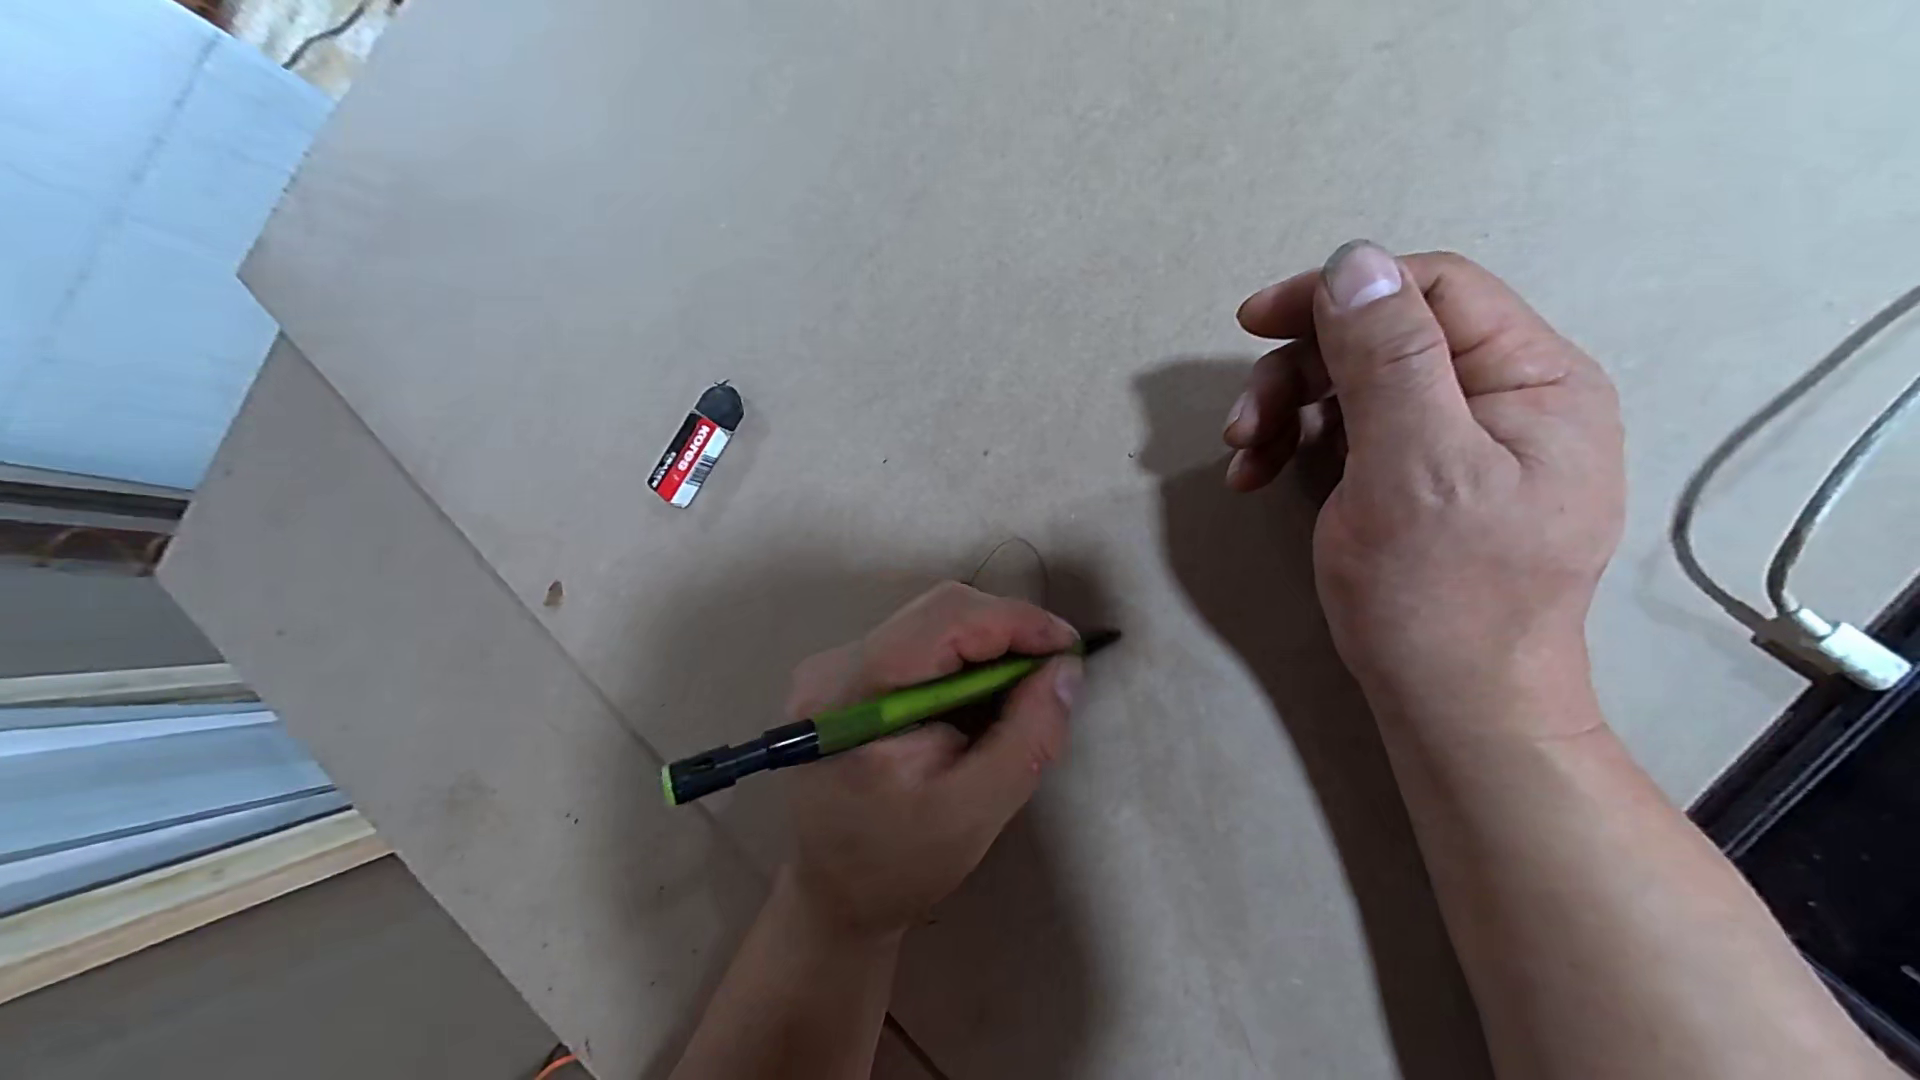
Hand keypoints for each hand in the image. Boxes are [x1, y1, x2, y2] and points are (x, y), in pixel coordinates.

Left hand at [780, 582, 1082, 937]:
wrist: (833, 892)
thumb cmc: (900, 864)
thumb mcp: (976, 812)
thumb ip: (1028, 737)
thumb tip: (1065, 668)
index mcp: (853, 698)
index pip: (943, 620)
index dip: (1015, 621)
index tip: (1069, 648)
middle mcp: (832, 666)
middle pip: (937, 612)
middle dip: (1005, 631)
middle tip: (1050, 671)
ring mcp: (832, 666)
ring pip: (930, 622)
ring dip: (986, 645)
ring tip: (1016, 689)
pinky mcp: (845, 674)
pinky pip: (918, 642)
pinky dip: (962, 658)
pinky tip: (976, 698)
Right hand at [1225, 242, 1624, 737]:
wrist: (1450, 697)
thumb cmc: (1437, 592)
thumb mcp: (1412, 468)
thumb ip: (1389, 359)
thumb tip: (1353, 261)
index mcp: (1530, 379)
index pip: (1429, 292)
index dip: (1338, 292)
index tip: (1253, 321)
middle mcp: (1499, 397)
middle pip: (1381, 339)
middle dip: (1298, 371)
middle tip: (1240, 423)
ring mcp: (1453, 439)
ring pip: (1353, 385)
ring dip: (1286, 410)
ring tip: (1243, 457)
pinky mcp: (1411, 475)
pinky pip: (1347, 431)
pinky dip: (1295, 444)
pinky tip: (1259, 475)